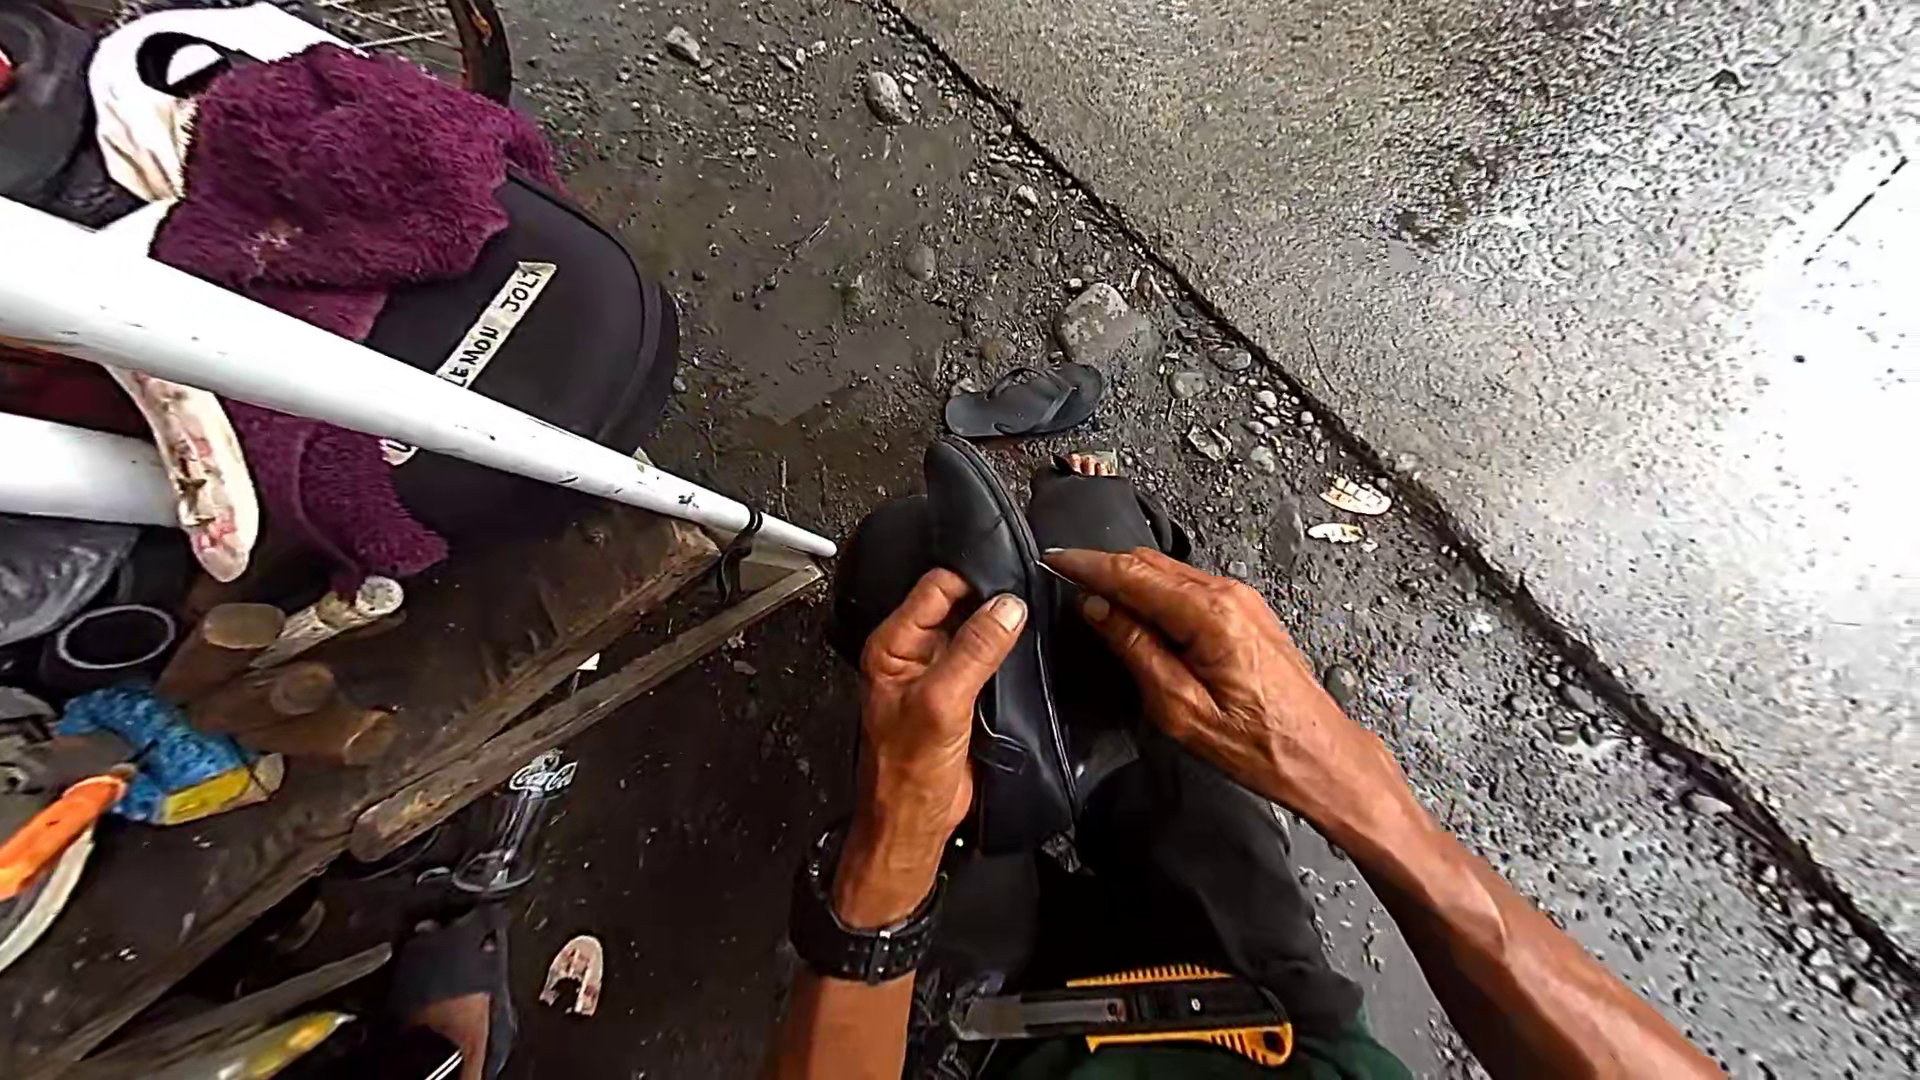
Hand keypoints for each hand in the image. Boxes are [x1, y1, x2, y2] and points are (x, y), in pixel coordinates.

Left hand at [835, 569, 1025, 927]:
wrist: (917, 823)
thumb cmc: (905, 774)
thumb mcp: (941, 704)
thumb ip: (974, 651)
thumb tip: (1007, 608)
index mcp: (894, 645)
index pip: (935, 588)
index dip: (971, 580)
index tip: (1007, 582)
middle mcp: (915, 652)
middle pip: (958, 604)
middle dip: (990, 600)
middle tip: (1023, 603)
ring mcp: (940, 672)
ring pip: (976, 629)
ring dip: (1000, 627)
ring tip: (1027, 625)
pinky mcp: (963, 692)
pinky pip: (988, 657)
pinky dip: (1006, 652)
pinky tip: (1024, 651)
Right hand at [1044, 548, 1406, 830]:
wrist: (1325, 758)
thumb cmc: (1260, 746)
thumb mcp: (1179, 708)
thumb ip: (1134, 648)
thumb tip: (1097, 609)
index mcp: (1210, 615)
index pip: (1131, 573)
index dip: (1086, 564)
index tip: (1054, 560)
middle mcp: (1227, 595)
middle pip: (1147, 562)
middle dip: (1101, 566)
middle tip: (1063, 576)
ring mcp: (1239, 599)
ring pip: (1165, 571)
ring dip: (1124, 577)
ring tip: (1090, 593)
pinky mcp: (1243, 610)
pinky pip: (1184, 585)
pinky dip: (1149, 589)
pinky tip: (1132, 607)